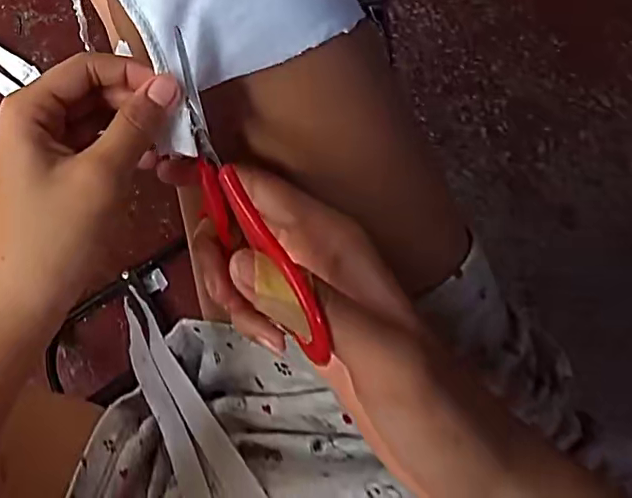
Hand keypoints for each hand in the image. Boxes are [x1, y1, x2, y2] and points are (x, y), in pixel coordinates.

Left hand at [0, 52, 180, 337]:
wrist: (17, 310)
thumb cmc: (52, 239)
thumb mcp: (100, 175)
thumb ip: (136, 124)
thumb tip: (168, 83)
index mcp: (30, 107)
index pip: (87, 67)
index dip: (130, 72)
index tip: (170, 91)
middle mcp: (34, 118)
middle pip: (93, 90)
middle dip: (134, 101)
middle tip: (175, 120)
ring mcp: (45, 145)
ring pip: (98, 117)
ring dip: (133, 126)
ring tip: (170, 143)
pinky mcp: (58, 170)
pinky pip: (96, 144)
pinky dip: (123, 148)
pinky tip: (152, 162)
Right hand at [176, 163, 586, 497]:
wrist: (463, 457)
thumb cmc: (433, 398)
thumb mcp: (374, 348)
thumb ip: (305, 300)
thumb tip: (235, 261)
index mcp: (330, 236)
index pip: (257, 184)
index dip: (212, 174)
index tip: (168, 173)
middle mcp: (311, 248)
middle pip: (237, 219)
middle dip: (219, 252)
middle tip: (230, 297)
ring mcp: (304, 281)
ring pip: (237, 258)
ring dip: (232, 291)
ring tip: (266, 334)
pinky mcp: (300, 314)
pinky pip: (250, 294)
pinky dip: (244, 313)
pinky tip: (273, 343)